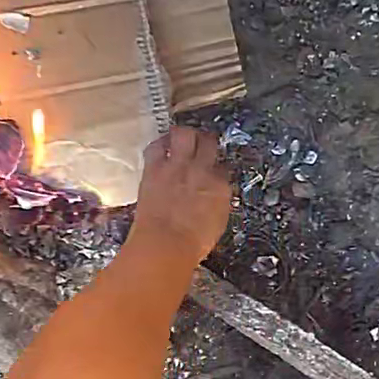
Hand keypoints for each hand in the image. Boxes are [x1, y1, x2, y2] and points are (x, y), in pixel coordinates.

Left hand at [130, 126, 231, 266]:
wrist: (165, 245)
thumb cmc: (191, 245)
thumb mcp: (215, 226)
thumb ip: (215, 206)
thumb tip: (211, 200)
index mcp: (220, 188)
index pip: (223, 168)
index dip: (216, 168)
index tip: (212, 170)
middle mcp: (202, 170)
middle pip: (208, 142)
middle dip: (205, 142)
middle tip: (200, 144)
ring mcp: (178, 166)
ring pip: (185, 134)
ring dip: (184, 134)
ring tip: (181, 138)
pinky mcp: (155, 168)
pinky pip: (157, 145)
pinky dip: (160, 143)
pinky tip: (161, 145)